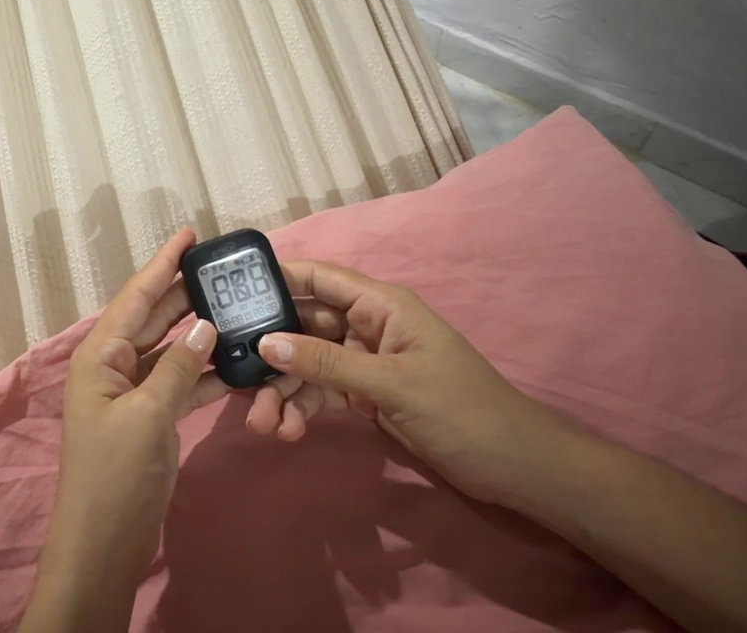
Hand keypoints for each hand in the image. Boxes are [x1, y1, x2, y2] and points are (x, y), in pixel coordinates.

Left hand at [21, 230, 331, 631]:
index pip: (136, 297)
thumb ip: (178, 366)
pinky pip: (180, 381)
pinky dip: (205, 371)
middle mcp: (114, 364)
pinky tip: (235, 360)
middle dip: (184, 292)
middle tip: (222, 269)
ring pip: (171, 348)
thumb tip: (205, 325)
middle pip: (154, 317)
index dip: (162, 264)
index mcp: (101, 354)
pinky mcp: (151, 417)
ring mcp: (133, 392)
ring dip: (199, 331)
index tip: (188, 235)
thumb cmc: (117, 473)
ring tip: (235, 306)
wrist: (104, 542)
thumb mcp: (148, 415)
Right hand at [256, 260, 581, 506]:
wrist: (516, 468)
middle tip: (237, 380)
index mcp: (379, 304)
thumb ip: (325, 363)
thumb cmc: (462, 410)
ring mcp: (363, 360)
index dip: (275, 279)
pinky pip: (320, 391)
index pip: (317, 277)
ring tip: (263, 425)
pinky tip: (288, 430)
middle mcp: (365, 325)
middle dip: (269, 352)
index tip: (229, 293)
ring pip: (305, 363)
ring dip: (281, 390)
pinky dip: (301, 408)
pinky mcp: (364, 393)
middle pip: (302, 325)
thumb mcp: (391, 384)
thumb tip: (263, 344)